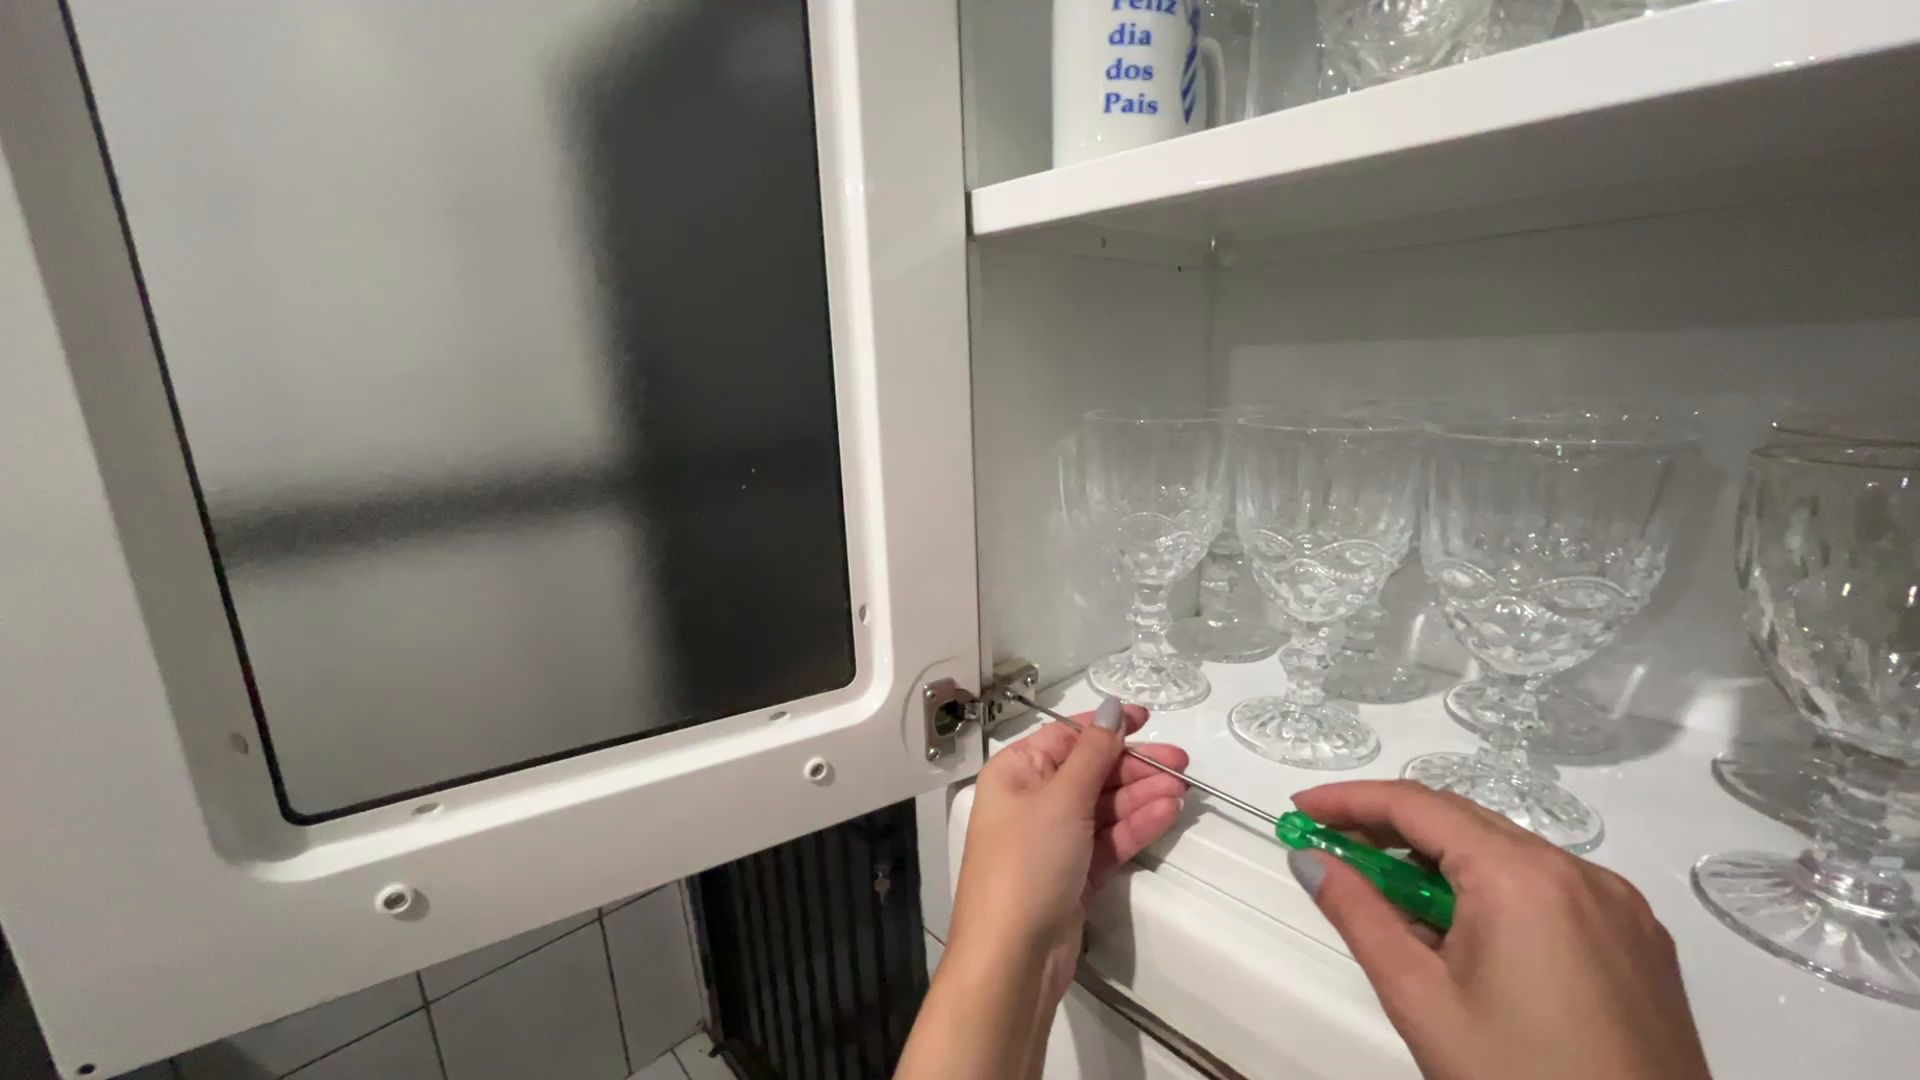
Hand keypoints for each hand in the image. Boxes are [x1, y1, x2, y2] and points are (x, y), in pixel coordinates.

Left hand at [896, 702, 1188, 1079]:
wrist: (1013, 955)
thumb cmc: (1026, 862)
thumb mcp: (1061, 797)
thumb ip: (1093, 751)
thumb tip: (1112, 708)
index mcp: (1016, 771)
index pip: (1066, 736)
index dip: (1107, 726)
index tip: (1147, 720)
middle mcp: (1032, 799)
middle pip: (1090, 770)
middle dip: (1134, 766)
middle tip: (1180, 765)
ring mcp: (1054, 837)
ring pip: (1104, 805)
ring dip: (1141, 795)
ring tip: (1181, 790)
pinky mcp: (1074, 871)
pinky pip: (1109, 838)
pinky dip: (1136, 826)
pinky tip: (1166, 813)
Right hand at [1290, 781, 1711, 1079]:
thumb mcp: (1421, 999)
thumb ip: (1358, 913)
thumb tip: (1308, 858)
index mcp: (1523, 878)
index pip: (1417, 806)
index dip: (1349, 799)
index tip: (1299, 811)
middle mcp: (1579, 872)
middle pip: (1460, 819)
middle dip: (1387, 826)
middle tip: (1329, 851)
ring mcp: (1617, 905)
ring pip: (1502, 849)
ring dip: (1434, 859)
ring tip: (1387, 901)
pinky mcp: (1638, 940)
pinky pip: (1543, 884)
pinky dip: (1486, 887)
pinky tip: (1459, 933)